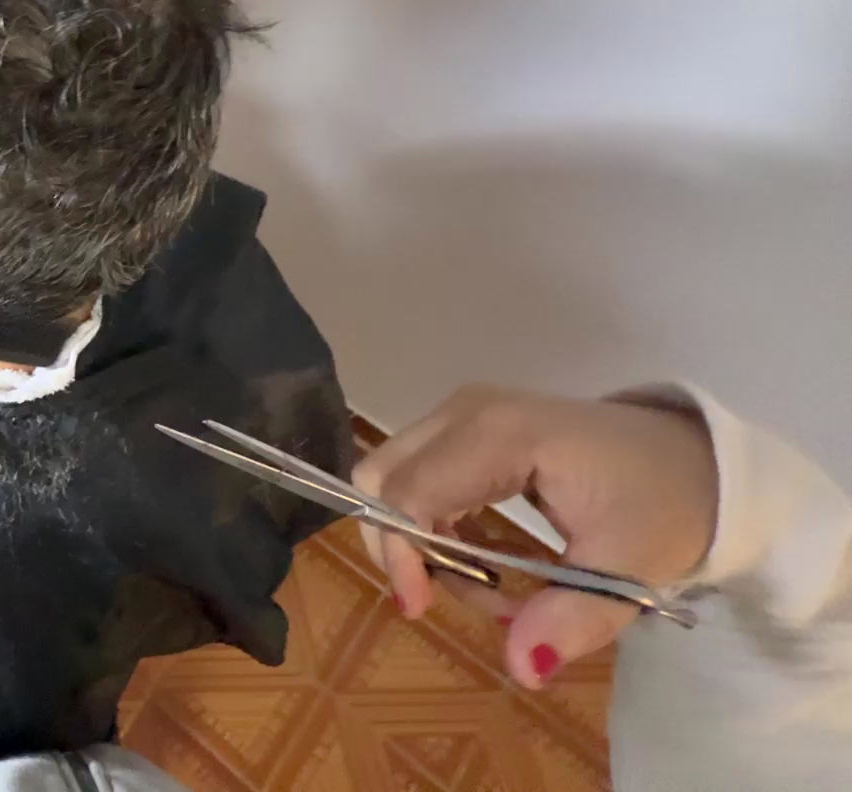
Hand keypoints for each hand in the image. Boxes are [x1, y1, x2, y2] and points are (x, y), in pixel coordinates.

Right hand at [353, 385, 717, 688]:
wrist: (702, 455)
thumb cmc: (671, 502)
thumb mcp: (635, 565)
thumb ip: (574, 615)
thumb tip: (520, 669)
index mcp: (498, 434)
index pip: (410, 491)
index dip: (401, 552)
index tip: (418, 608)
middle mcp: (459, 412)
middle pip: (380, 475)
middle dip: (395, 542)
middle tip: (436, 594)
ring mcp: (454, 413)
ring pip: (389, 474)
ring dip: (414, 534)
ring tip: (476, 579)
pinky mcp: (458, 424)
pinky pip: (413, 471)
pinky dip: (427, 518)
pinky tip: (474, 549)